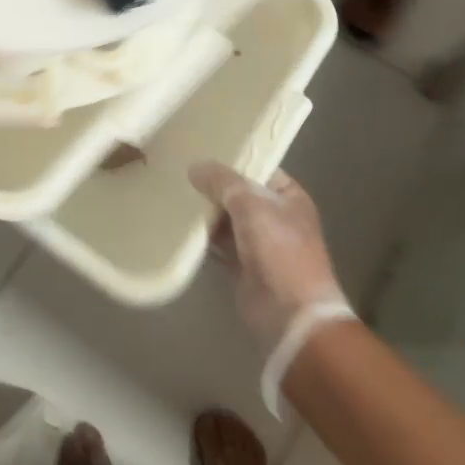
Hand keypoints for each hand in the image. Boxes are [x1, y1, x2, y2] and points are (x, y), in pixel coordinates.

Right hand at [191, 163, 354, 413]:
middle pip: (240, 194)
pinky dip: (204, 236)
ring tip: (174, 193)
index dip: (235, 160)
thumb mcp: (251, 204)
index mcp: (290, 198)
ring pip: (228, 219)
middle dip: (214, 186)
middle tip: (180, 171)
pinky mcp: (243, 267)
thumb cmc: (279, 250)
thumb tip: (195, 167)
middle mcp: (277, 218)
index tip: (202, 150)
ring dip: (206, 211)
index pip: (260, 169)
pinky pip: (220, 244)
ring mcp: (260, 244)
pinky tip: (181, 225)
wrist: (290, 314)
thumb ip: (222, 182)